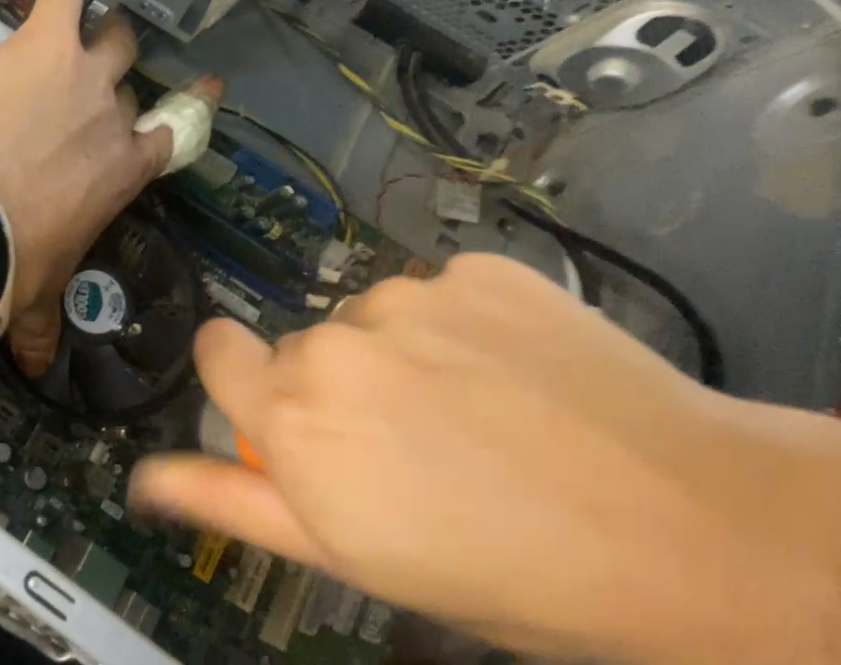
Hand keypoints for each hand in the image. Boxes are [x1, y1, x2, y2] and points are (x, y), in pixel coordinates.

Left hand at [0, 0, 177, 376]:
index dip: (182, 113)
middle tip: (112, 55)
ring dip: (101, 25)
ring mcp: (82, 74)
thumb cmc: (11, 258)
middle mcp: (115, 117)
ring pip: (109, 36)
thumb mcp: (34, 293)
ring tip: (95, 6)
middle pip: (129, 80)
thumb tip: (36, 372)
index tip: (203, 92)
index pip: (164, 136)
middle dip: (120, 71)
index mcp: (122, 172)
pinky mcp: (42, 43)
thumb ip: (40, 326)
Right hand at [130, 254, 840, 664]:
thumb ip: (229, 500)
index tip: (299, 419)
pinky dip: (466, 328)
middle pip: (304, 346)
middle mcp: (332, 339)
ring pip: (374, 318)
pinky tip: (524, 377)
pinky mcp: (479, 270)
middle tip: (416, 448)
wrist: (700, 533)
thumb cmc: (501, 570)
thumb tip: (140, 476)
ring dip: (403, 357)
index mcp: (288, 411)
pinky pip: (442, 292)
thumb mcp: (348, 556)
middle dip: (336, 387)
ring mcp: (409, 295)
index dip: (251, 385)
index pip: (217, 351)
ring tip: (483, 417)